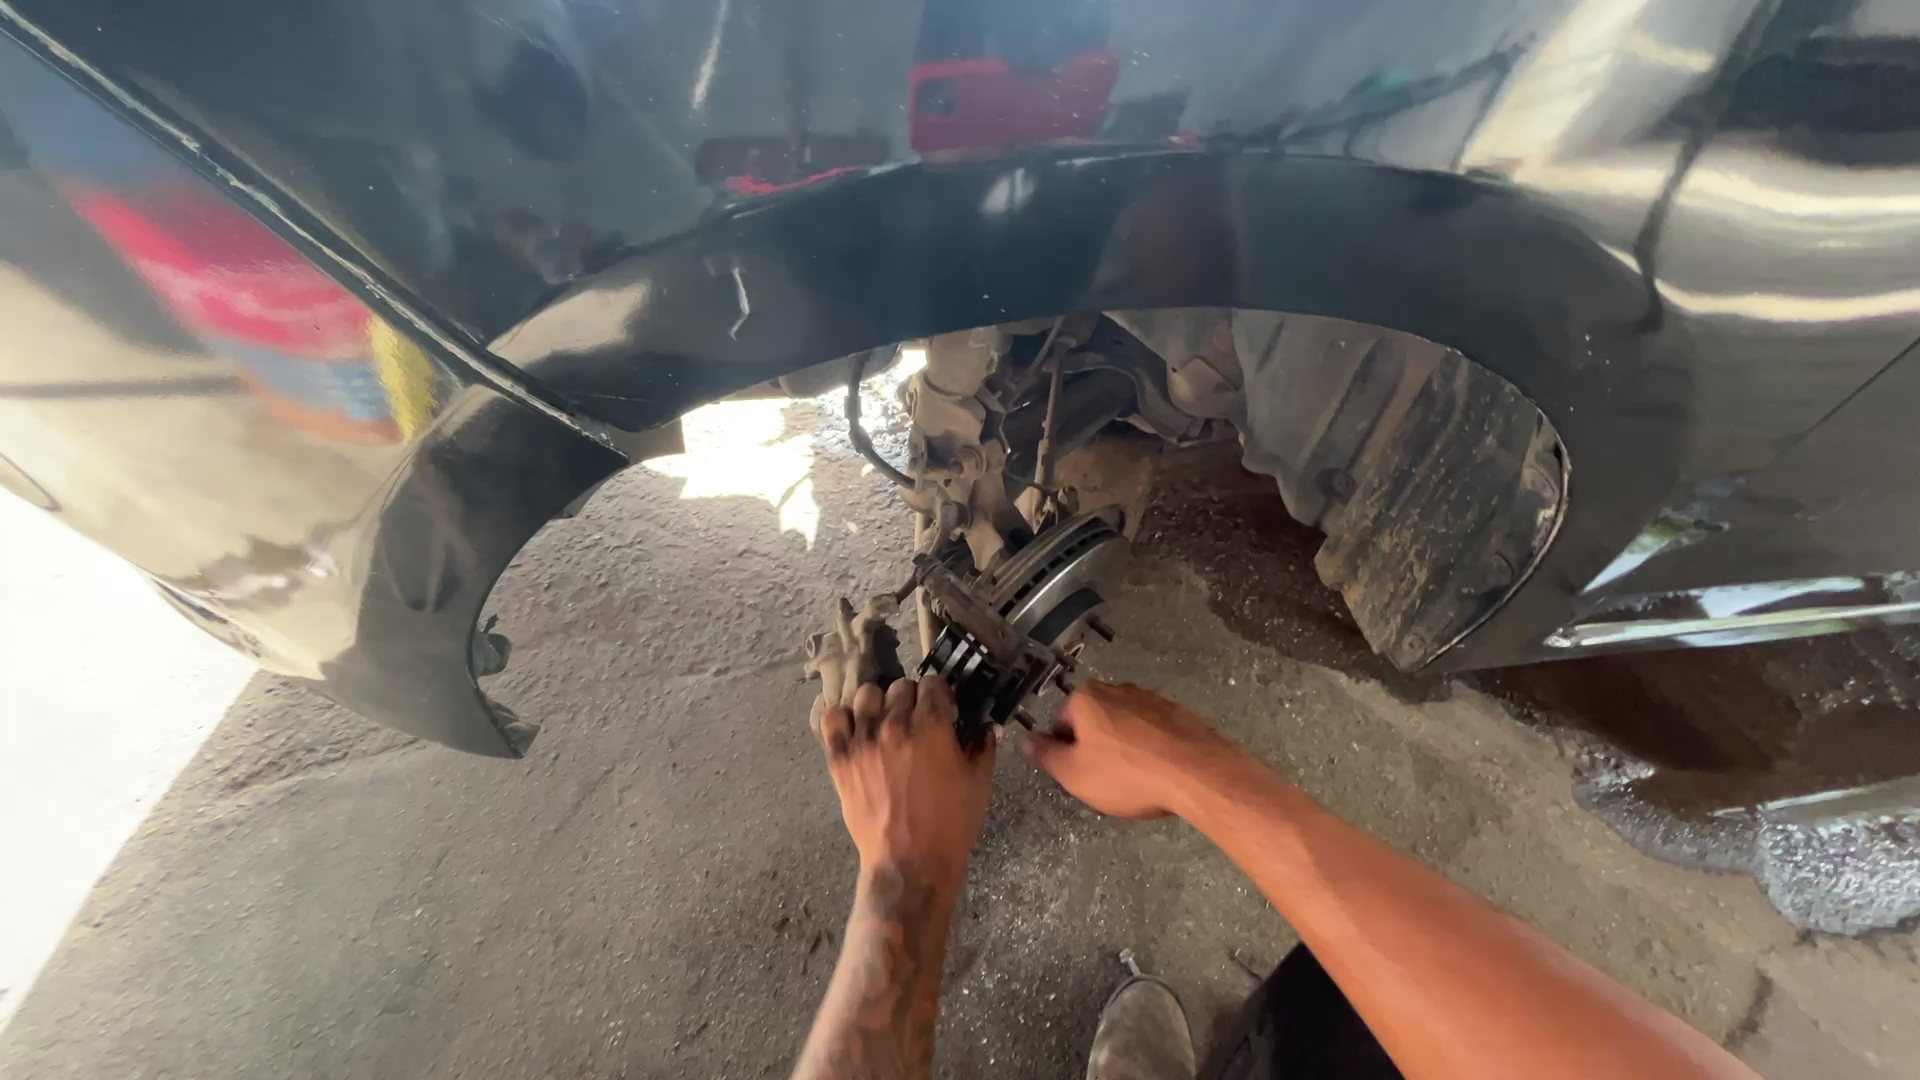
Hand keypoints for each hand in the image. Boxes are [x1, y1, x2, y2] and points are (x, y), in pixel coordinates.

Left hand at [815, 678, 994, 889]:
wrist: (910, 864)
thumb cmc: (951, 824)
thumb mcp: (979, 782)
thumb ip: (983, 745)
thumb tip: (987, 725)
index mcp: (931, 725)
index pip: (933, 683)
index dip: (940, 695)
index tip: (943, 710)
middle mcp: (894, 724)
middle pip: (900, 686)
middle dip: (912, 699)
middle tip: (916, 721)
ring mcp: (863, 739)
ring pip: (866, 694)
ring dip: (879, 703)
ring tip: (884, 722)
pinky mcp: (840, 758)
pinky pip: (832, 719)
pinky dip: (843, 718)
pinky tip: (856, 729)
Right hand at [1021, 681, 1241, 819]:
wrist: (1196, 773)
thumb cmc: (1127, 774)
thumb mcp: (1074, 774)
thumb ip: (1045, 755)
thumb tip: (1024, 739)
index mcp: (1086, 698)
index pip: (1061, 723)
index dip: (1066, 752)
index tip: (1080, 775)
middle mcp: (1116, 689)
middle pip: (1093, 721)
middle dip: (1095, 747)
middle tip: (1106, 780)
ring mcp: (1150, 698)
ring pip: (1124, 725)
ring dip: (1124, 747)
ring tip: (1136, 779)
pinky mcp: (1178, 712)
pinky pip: (1153, 730)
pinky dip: (1150, 748)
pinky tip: (1159, 772)